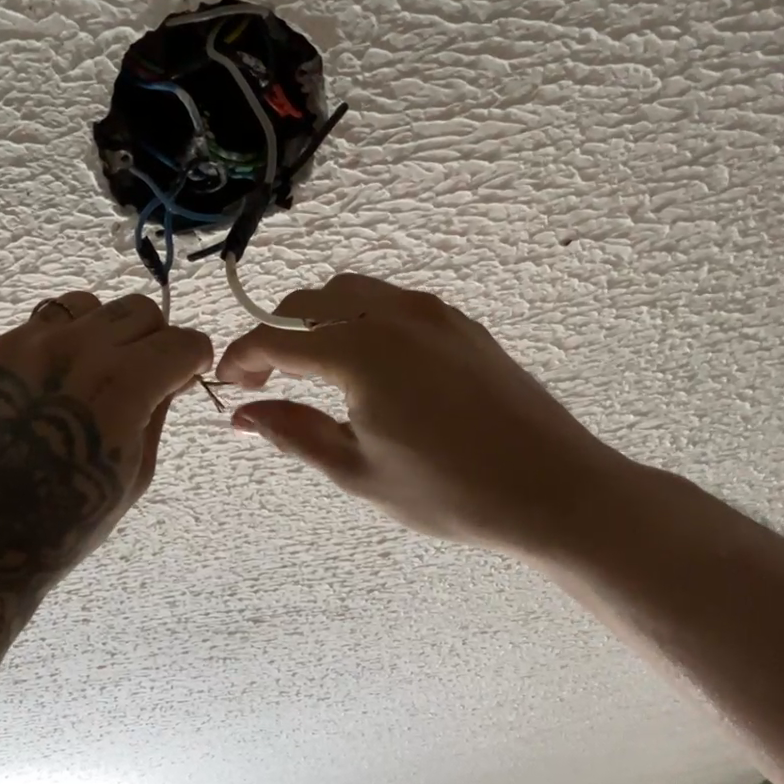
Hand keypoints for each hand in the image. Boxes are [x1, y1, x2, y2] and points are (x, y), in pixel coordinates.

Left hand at [0, 291, 212, 602]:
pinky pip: (26, 334)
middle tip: (140, 376)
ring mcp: (14, 345)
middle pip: (135, 310)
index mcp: (119, 385)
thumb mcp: (134, 474)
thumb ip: (157, 411)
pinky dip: (42, 357)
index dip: (193, 358)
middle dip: (150, 340)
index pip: (180, 340)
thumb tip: (169, 374)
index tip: (186, 373)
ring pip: (79, 308)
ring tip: (83, 379)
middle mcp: (68, 348)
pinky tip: (31, 400)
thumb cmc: (66, 525)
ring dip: (96, 335)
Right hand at [215, 273, 632, 554]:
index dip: (241, 358)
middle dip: (273, 334)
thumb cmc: (451, 492)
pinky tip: (363, 365)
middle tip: (262, 381)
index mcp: (361, 353)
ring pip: (350, 291)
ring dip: (315, 320)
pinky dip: (357, 318)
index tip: (228, 384)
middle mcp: (394, 316)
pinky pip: (391, 301)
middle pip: (308, 302)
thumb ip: (293, 432)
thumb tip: (245, 413)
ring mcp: (432, 314)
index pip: (277, 338)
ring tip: (309, 370)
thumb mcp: (357, 472)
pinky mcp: (460, 324)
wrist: (555, 490)